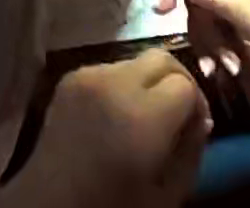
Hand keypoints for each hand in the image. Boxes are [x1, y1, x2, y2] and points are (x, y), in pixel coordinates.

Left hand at [0, 50, 210, 207]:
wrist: (48, 205)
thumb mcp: (166, 197)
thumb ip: (190, 152)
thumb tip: (200, 119)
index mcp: (141, 118)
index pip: (185, 85)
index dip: (198, 104)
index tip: (196, 128)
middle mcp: (114, 84)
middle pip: (161, 57)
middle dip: (177, 81)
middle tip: (178, 113)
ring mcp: (88, 75)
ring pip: (135, 60)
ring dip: (148, 83)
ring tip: (145, 117)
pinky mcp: (70, 75)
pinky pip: (108, 68)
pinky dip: (121, 85)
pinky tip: (116, 115)